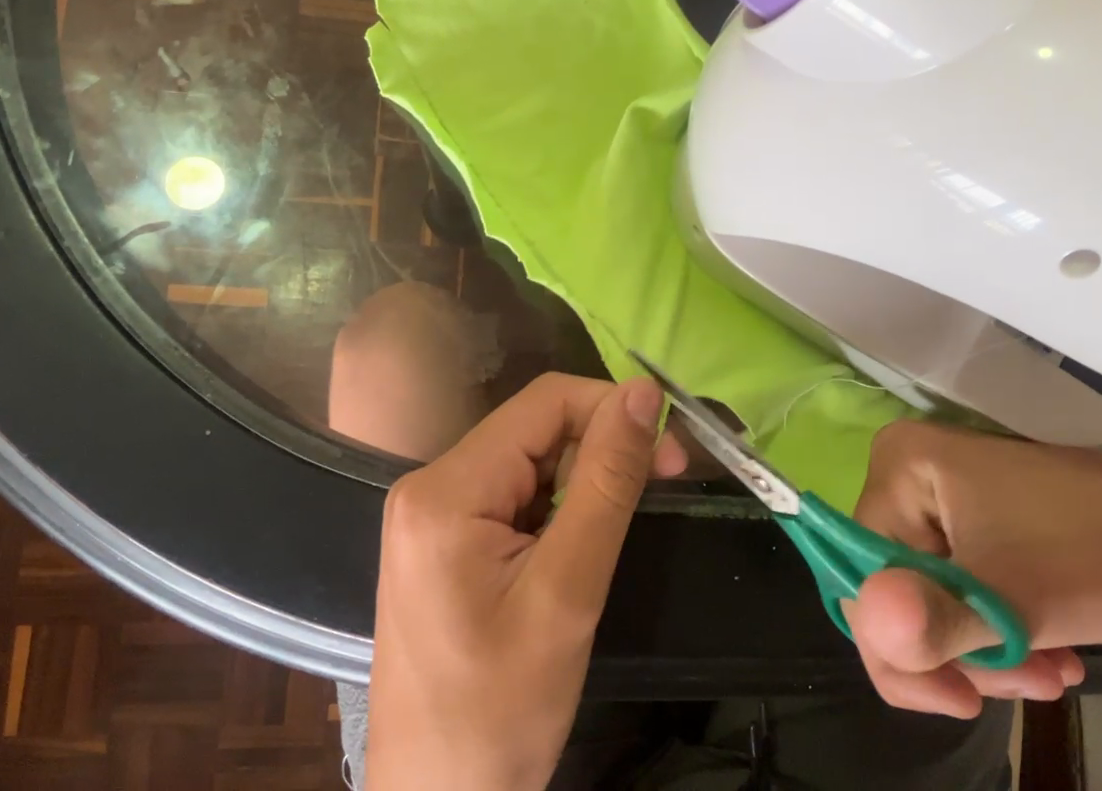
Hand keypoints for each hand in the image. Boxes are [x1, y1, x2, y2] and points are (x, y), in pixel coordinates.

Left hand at [364, 374, 686, 790]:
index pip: (544, 403)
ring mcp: (430, 517)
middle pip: (534, 431)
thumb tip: (640, 393)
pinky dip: (556, 510)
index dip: (613, 409)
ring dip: (584, 481)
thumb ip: (606, 484)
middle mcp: (428, 486)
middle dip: (603, 448)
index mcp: (445, 489)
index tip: (672, 449)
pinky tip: (579, 547)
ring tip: (619, 532)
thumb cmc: (502, 708)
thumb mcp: (567, 592)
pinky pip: (510, 500)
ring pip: (527, 465)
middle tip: (668, 482)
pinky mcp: (442, 545)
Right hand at [847, 420, 1101, 715]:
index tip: (962, 697)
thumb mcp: (1017, 602)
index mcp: (901, 466)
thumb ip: (939, 620)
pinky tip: (1047, 654)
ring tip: (1049, 672)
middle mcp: (907, 470)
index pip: (857, 572)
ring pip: (925, 596)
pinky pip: (954, 585)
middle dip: (954, 651)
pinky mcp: (973, 515)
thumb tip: (872, 621)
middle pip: (892, 588)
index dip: (896, 645)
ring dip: (981, 650)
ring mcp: (941, 492)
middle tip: (1021, 684)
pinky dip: (993, 629)